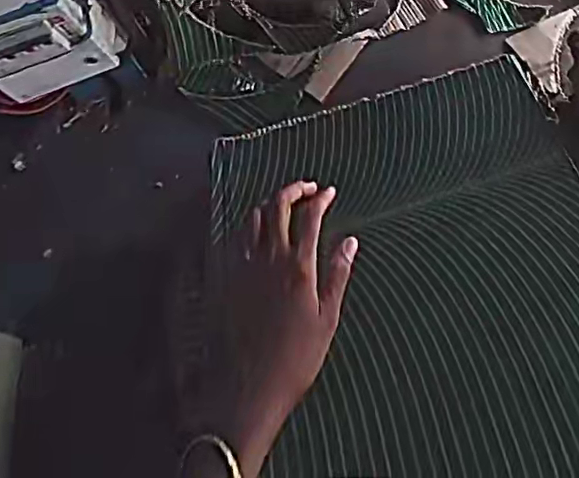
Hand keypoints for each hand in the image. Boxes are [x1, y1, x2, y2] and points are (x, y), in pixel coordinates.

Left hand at [215, 181, 357, 476]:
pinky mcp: (227, 277)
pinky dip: (250, 226)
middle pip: (278, 204)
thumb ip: (337, 275)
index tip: (329, 191)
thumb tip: (350, 242)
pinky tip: (257, 234)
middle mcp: (269, 257)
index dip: (321, 198)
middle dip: (294, 189)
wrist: (248, 389)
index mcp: (298, 266)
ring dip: (270, 205)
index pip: (310, 216)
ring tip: (284, 208)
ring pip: (254, 217)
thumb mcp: (326, 319)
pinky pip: (236, 238)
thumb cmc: (294, 360)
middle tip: (308, 188)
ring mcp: (244, 265)